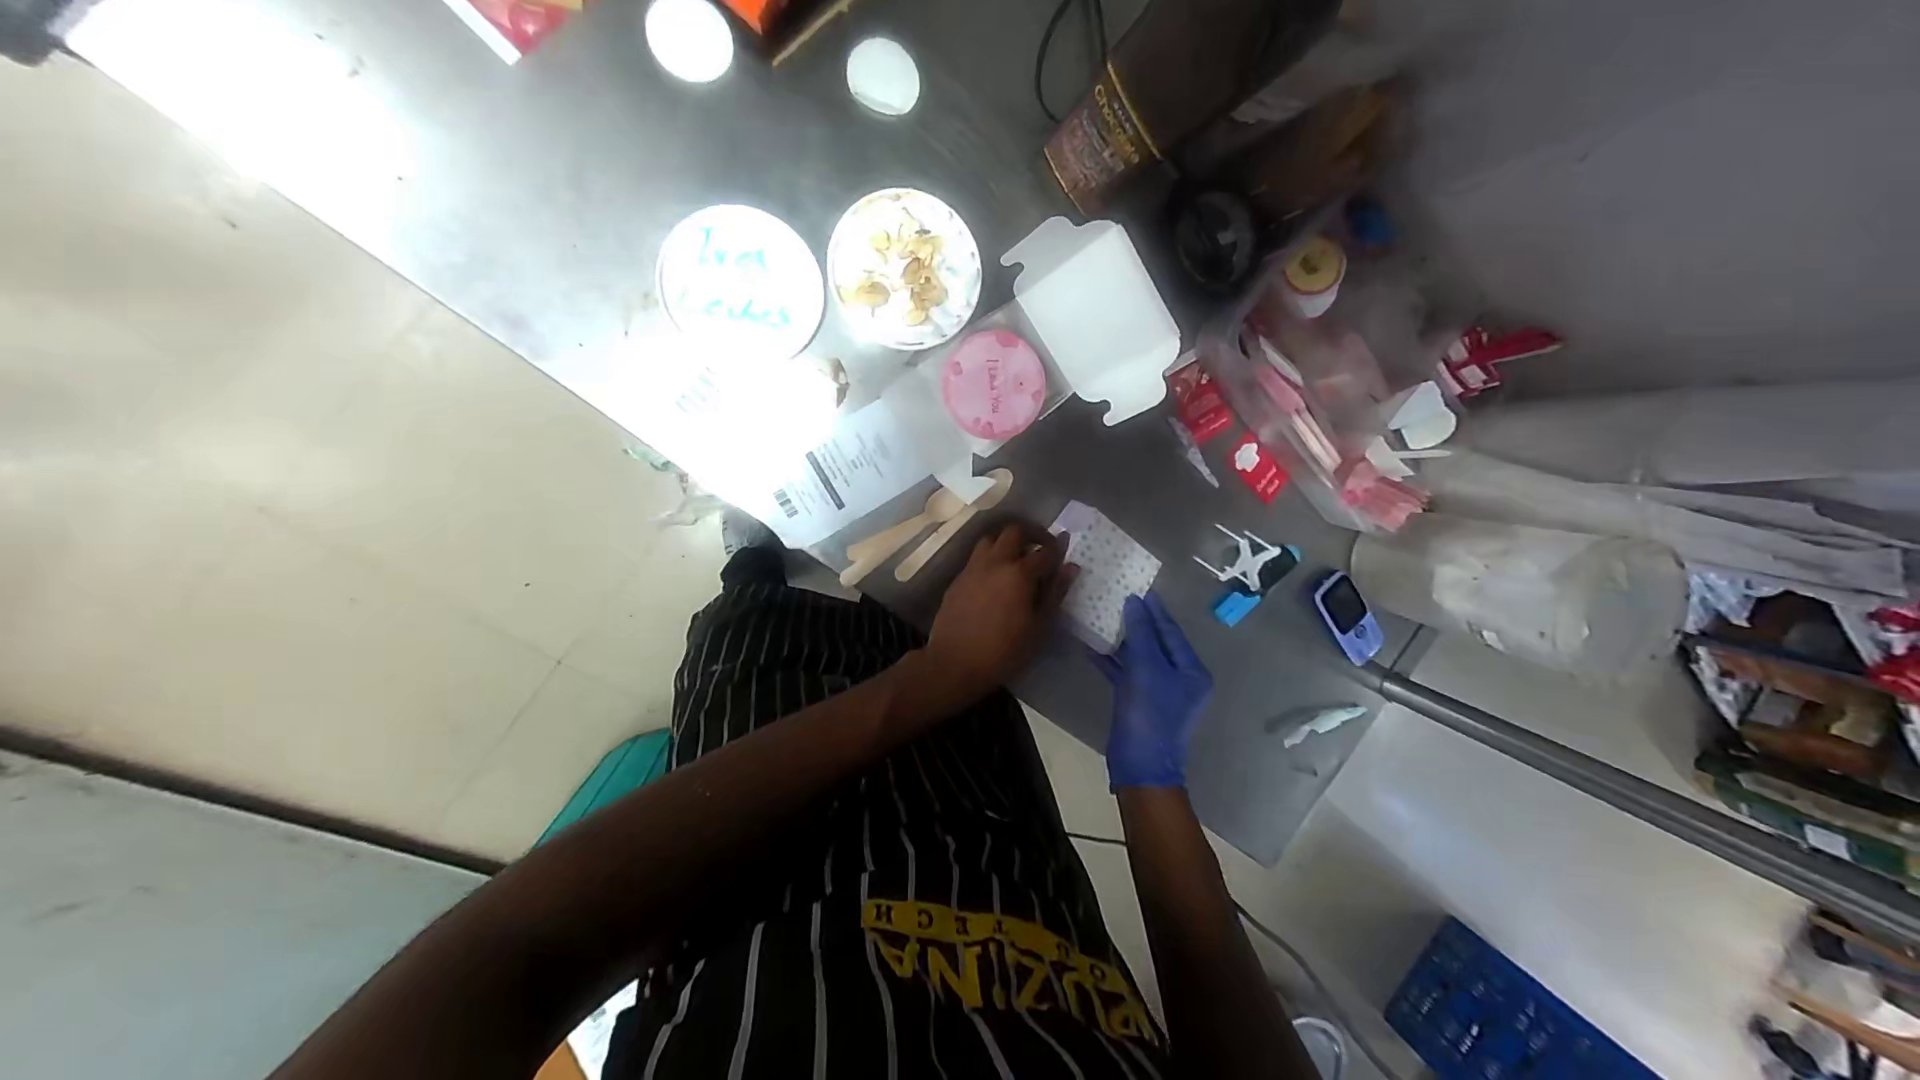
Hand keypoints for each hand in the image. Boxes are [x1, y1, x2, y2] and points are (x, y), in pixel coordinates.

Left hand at [923, 523, 1075, 702]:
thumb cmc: (1004, 651)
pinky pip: (976, 557)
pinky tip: (994, 578)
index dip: (1057, 549)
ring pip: (991, 539)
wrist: (955, 662)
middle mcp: (995, 562)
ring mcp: (973, 568)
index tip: (1062, 552)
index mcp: (1019, 573)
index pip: (1045, 551)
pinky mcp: (958, 578)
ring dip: (1006, 542)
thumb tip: (1070, 567)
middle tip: (1041, 548)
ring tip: (1015, 559)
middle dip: (1032, 534)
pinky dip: (989, 558)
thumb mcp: (1039, 627)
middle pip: (1014, 531)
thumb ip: (1055, 593)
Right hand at [1090, 593, 1212, 789]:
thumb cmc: (1150, 714)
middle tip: (1118, 597)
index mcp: (1191, 671)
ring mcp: (1159, 691)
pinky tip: (1092, 646)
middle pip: (1157, 642)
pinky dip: (1112, 660)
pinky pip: (1127, 673)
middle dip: (1137, 622)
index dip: (1155, 610)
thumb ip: (1142, 633)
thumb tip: (1136, 603)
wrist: (1139, 764)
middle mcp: (1179, 679)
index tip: (1138, 588)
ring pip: (1140, 657)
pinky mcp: (1139, 701)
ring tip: (1103, 616)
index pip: (1172, 632)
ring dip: (1122, 639)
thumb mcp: (1147, 669)